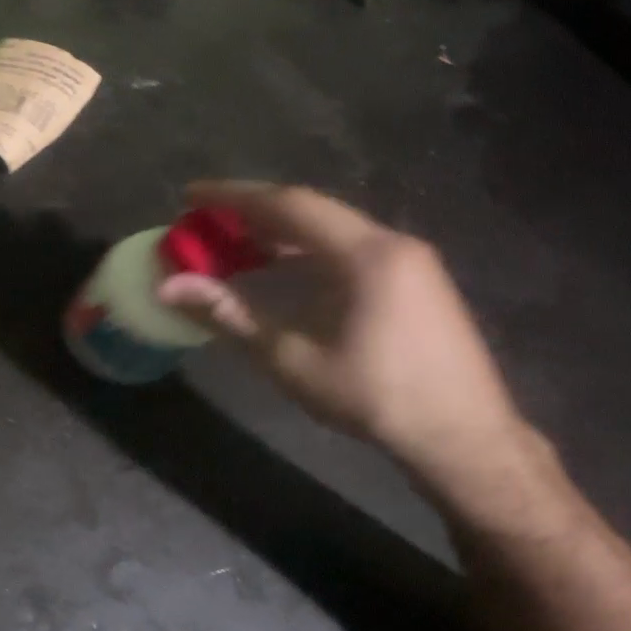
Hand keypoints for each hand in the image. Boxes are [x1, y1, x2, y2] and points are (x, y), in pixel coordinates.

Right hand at [156, 181, 524, 477]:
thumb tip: (168, 287)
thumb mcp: (290, 357)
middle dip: (250, 211)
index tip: (189, 195)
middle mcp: (390, 244)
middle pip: (309, 210)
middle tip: (201, 220)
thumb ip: (228, 315)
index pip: (288, 205)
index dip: (233, 197)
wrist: (462, 435)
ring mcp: (407, 261)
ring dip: (276, 232)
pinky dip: (302, 250)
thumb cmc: (374, 396)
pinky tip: (275, 270)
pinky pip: (345, 248)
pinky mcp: (412, 281)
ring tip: (228, 244)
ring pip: (329, 229)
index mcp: (365, 254)